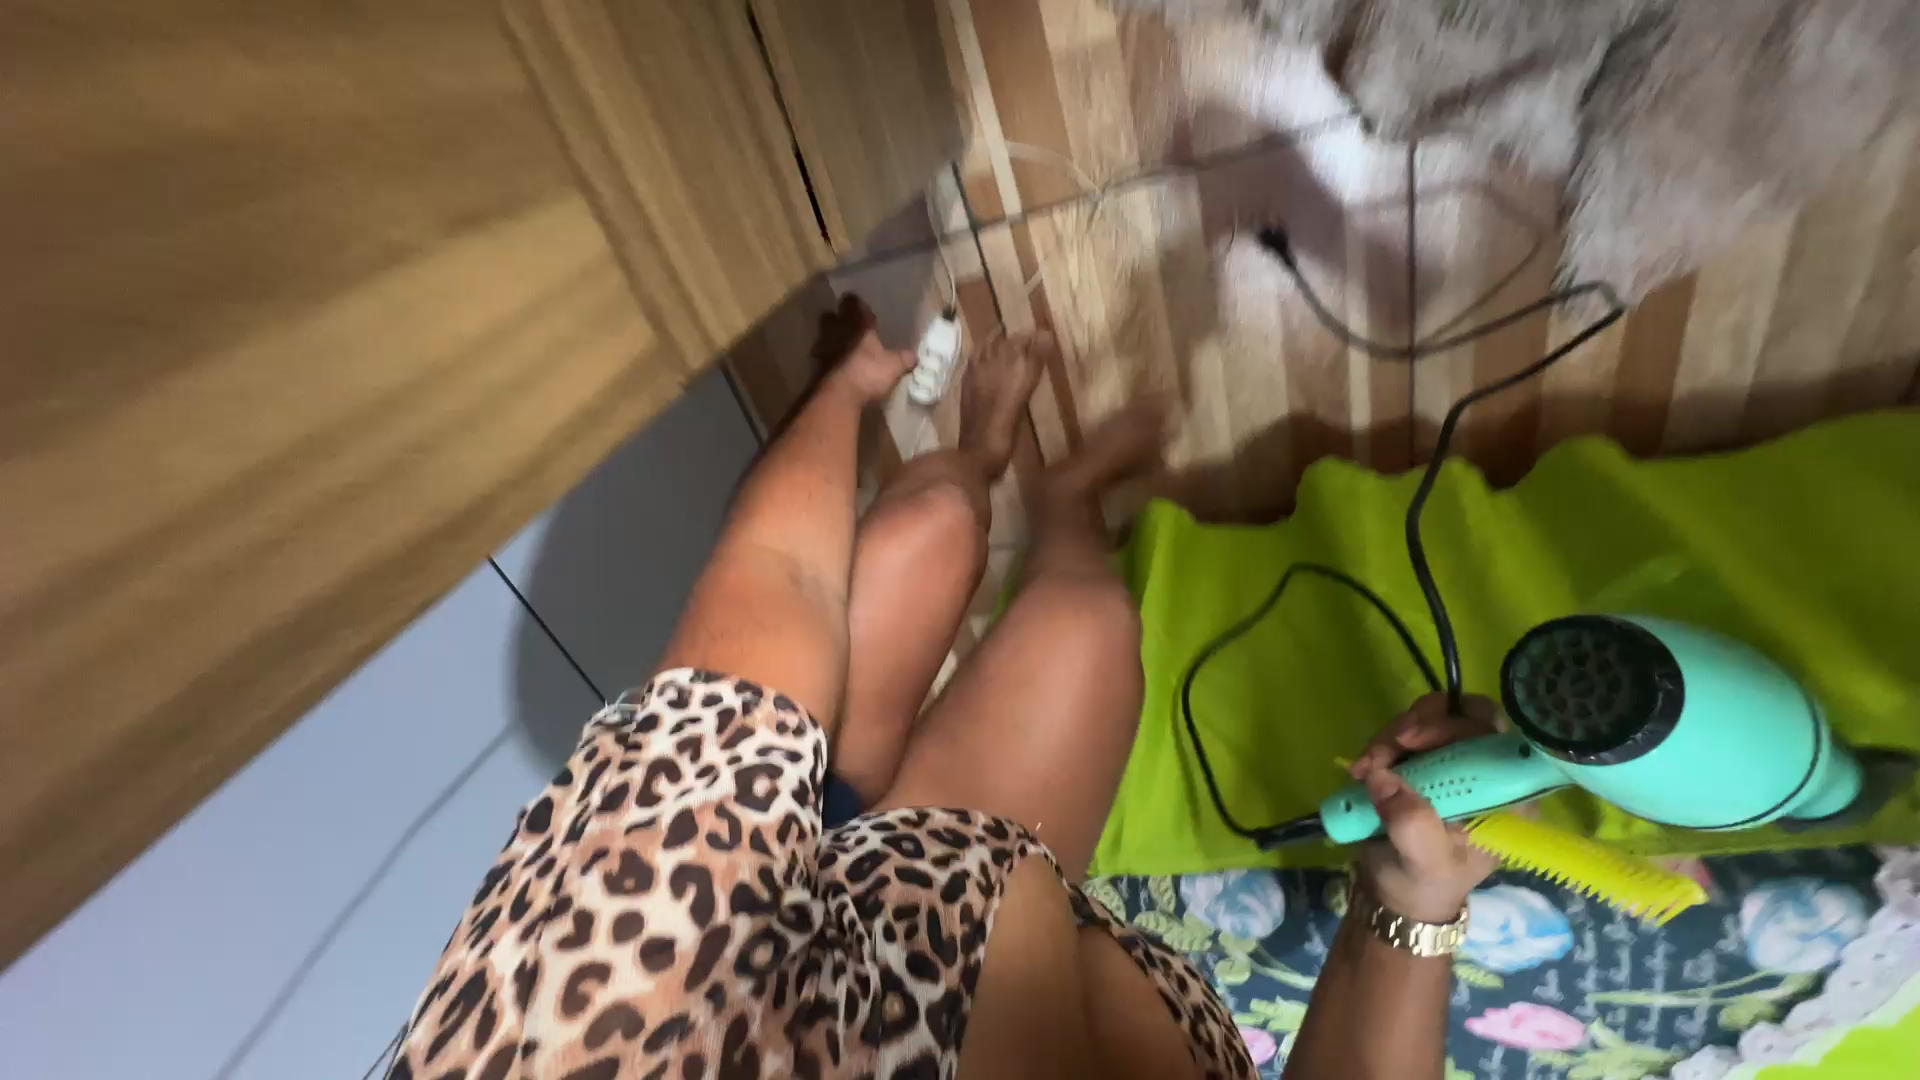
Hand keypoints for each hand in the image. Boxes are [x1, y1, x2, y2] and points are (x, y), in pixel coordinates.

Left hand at [812, 293, 914, 403]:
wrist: (839, 396)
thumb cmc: (868, 372)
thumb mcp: (894, 367)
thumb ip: (904, 359)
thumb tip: (914, 355)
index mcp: (857, 325)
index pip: (853, 303)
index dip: (856, 303)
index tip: (860, 306)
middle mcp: (837, 331)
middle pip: (831, 316)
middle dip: (837, 319)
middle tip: (847, 325)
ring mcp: (823, 349)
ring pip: (823, 336)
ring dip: (829, 339)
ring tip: (840, 347)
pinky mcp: (816, 368)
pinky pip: (820, 357)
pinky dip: (827, 360)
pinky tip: (835, 367)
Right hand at [1348, 693, 1501, 922]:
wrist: (1393, 890)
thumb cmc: (1422, 883)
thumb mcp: (1423, 861)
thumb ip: (1411, 823)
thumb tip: (1382, 777)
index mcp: (1505, 799)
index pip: (1500, 740)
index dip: (1463, 727)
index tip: (1416, 739)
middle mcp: (1484, 774)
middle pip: (1466, 717)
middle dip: (1421, 725)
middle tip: (1391, 746)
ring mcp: (1451, 762)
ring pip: (1430, 719)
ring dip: (1392, 736)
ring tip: (1366, 769)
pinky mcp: (1421, 759)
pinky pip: (1404, 730)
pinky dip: (1380, 743)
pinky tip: (1362, 769)